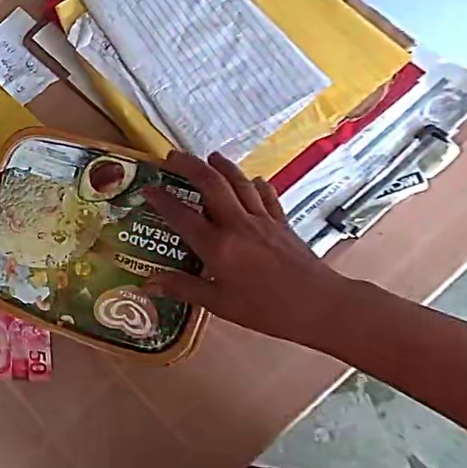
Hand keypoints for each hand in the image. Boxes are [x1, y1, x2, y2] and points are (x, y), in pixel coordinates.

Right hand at [144, 151, 358, 346]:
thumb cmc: (266, 310)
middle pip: (211, 184)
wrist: (319, 305)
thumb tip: (148, 283)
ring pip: (239, 183)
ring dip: (222, 166)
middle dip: (190, 166)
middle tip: (173, 157)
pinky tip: (252, 181)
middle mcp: (237, 225)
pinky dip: (256, 185)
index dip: (162, 200)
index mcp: (218, 247)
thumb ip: (183, 288)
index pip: (182, 216)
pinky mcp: (281, 223)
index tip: (147, 188)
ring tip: (209, 156)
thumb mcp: (219, 304)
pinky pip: (266, 196)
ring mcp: (262, 220)